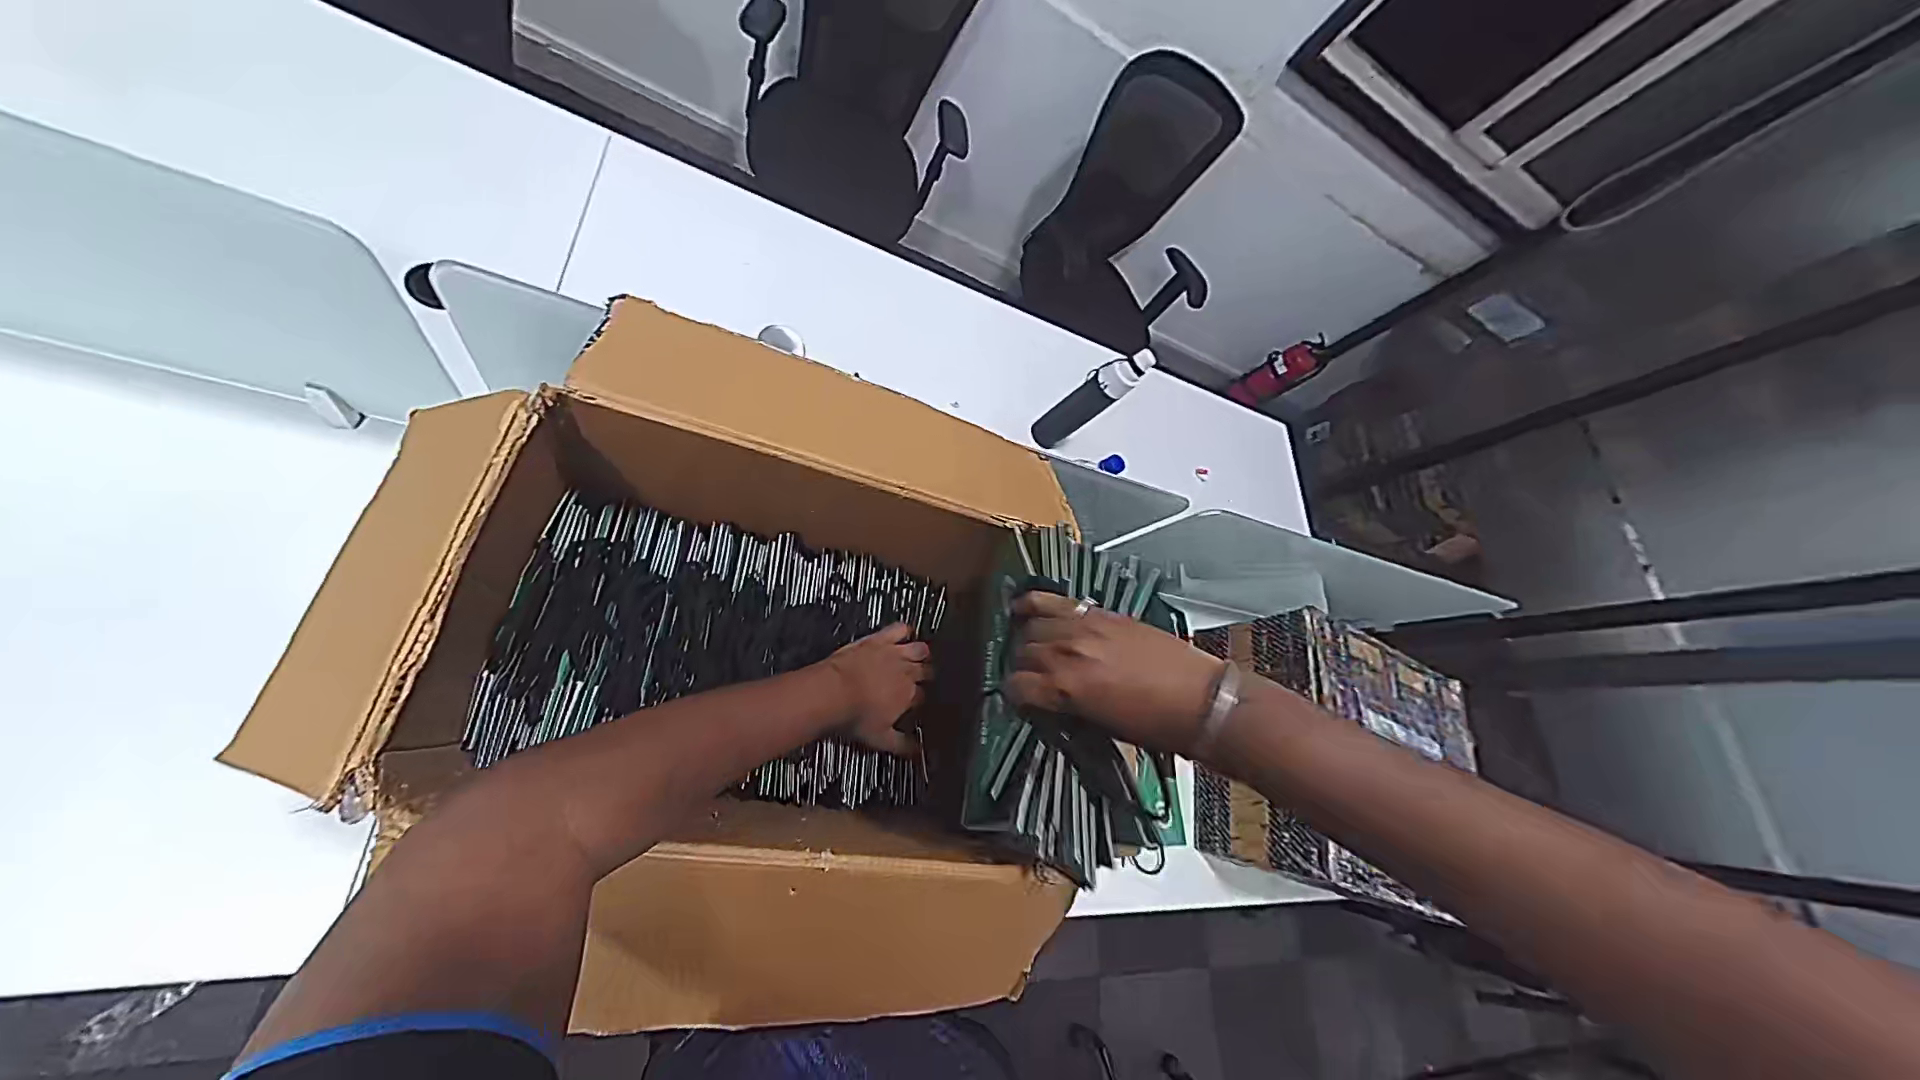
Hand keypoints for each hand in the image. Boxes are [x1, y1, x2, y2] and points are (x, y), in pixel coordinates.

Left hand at [822, 623, 932, 755]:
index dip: (921, 699)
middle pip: (925, 671)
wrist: (832, 692)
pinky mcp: (880, 640)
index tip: (916, 702)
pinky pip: (900, 629)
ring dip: (923, 652)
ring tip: (923, 654)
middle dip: (927, 675)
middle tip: (924, 678)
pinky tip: (907, 631)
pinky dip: (905, 630)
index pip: (923, 696)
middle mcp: (906, 673)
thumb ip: (903, 746)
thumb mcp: (881, 739)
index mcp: (909, 696)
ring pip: (920, 649)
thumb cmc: (853, 714)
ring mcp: (895, 654)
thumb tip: (917, 754)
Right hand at [1005, 591, 1223, 755]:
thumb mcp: (1101, 726)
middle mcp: (1067, 652)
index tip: (1023, 699)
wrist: (1201, 701)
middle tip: (1033, 676)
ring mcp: (1084, 627)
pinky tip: (1025, 606)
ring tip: (1032, 644)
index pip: (1017, 686)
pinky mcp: (1102, 614)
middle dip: (1024, 667)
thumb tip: (1048, 700)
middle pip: (1023, 652)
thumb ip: (1067, 707)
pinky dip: (1037, 603)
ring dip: (1029, 637)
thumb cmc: (1156, 725)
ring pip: (1034, 624)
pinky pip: (1058, 601)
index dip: (1017, 695)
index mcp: (1066, 687)